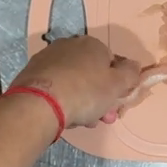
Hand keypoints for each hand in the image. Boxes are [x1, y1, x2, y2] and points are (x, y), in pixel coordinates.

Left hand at [6, 36, 143, 127]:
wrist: (38, 104)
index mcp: (92, 44)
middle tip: (101, 119)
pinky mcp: (31, 74)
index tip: (116, 106)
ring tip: (82, 122)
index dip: (117, 86)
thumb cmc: (84, 92)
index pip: (112, 63)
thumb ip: (130, 74)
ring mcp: (48, 58)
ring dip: (82, 102)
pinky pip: (55, 87)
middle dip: (100, 98)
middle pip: (91, 74)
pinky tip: (63, 115)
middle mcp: (69, 45)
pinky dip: (62, 99)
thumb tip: (134, 66)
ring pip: (73, 82)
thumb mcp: (117, 85)